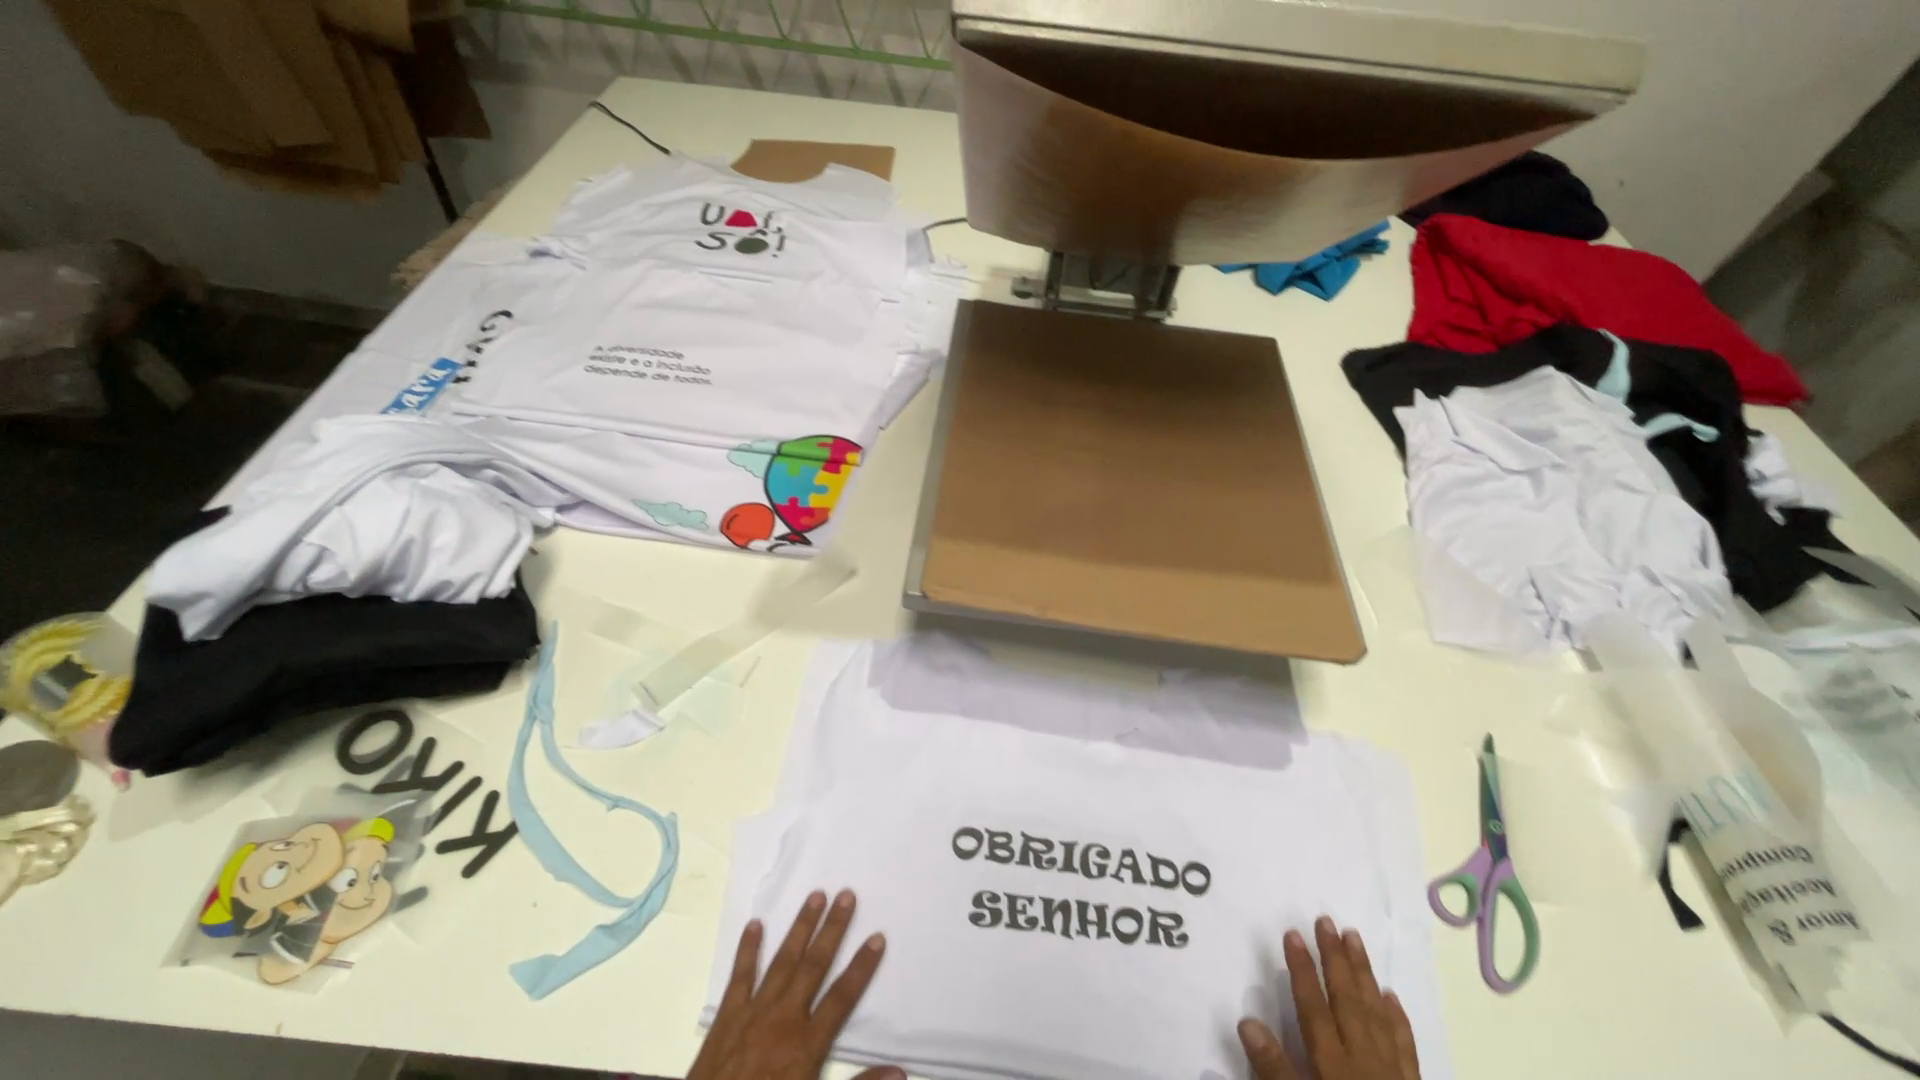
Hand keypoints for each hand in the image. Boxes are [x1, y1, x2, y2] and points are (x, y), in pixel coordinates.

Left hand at [690, 889, 900, 1079]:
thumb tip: (901, 1073)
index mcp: (807, 1044)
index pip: (842, 997)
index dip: (862, 967)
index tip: (877, 937)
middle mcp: (784, 1018)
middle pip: (814, 965)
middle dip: (832, 929)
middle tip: (846, 894)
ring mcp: (754, 1012)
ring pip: (783, 960)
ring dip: (800, 927)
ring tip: (814, 895)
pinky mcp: (727, 1015)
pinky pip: (740, 976)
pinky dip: (748, 949)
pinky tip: (755, 923)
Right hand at [1238, 917, 1420, 1079]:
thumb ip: (1275, 1071)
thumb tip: (1247, 1022)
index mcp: (1332, 1065)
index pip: (1313, 1006)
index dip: (1301, 969)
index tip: (1292, 933)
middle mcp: (1363, 1059)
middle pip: (1347, 1000)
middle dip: (1334, 959)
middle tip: (1326, 920)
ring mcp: (1390, 1071)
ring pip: (1376, 1012)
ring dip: (1364, 974)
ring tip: (1355, 938)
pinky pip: (1405, 1043)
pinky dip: (1396, 1016)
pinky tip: (1390, 995)